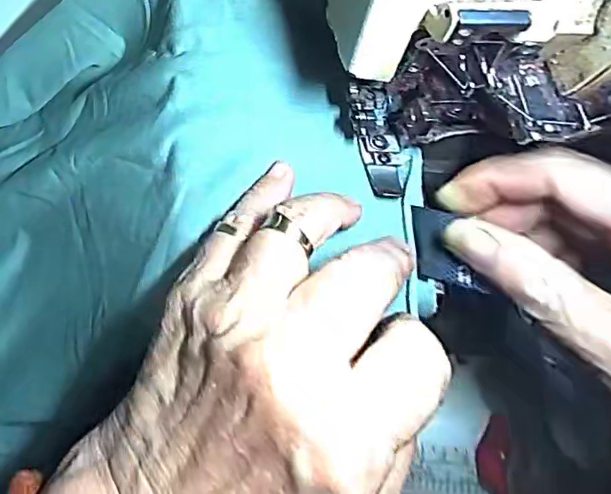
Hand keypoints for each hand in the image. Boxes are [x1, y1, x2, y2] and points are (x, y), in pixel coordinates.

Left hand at [48, 162, 450, 493]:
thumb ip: (392, 429)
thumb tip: (406, 351)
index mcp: (340, 433)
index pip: (416, 353)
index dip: (420, 345)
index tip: (407, 341)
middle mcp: (285, 362)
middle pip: (359, 278)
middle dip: (387, 262)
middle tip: (392, 258)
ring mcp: (231, 317)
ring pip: (290, 234)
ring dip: (324, 211)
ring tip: (344, 210)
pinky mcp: (190, 295)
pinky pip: (230, 230)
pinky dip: (258, 196)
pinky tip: (281, 177)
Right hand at [437, 149, 610, 493]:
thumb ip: (553, 299)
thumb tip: (467, 240)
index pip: (578, 177)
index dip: (502, 179)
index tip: (450, 200)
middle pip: (578, 185)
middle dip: (509, 202)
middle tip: (459, 229)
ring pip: (583, 208)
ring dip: (528, 225)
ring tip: (486, 251)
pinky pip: (602, 236)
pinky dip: (556, 248)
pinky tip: (529, 268)